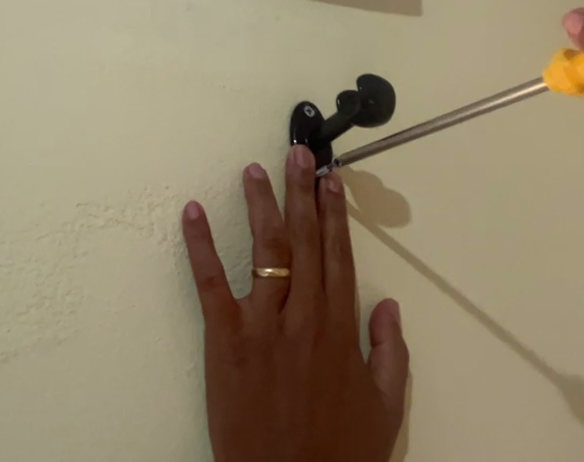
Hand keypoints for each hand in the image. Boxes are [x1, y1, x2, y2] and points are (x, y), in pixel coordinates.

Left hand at [182, 146, 409, 461]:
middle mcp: (304, 316)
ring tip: (254, 169)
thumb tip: (389, 304)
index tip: (330, 179)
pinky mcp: (226, 338)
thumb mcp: (385, 407)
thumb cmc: (339, 453)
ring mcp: (263, 324)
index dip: (334, 213)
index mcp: (340, 328)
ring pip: (264, 249)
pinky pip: (210, 282)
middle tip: (295, 152)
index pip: (338, 255)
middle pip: (304, 240)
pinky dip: (200, 244)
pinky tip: (192, 212)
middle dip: (301, 192)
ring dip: (260, 204)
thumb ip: (391, 352)